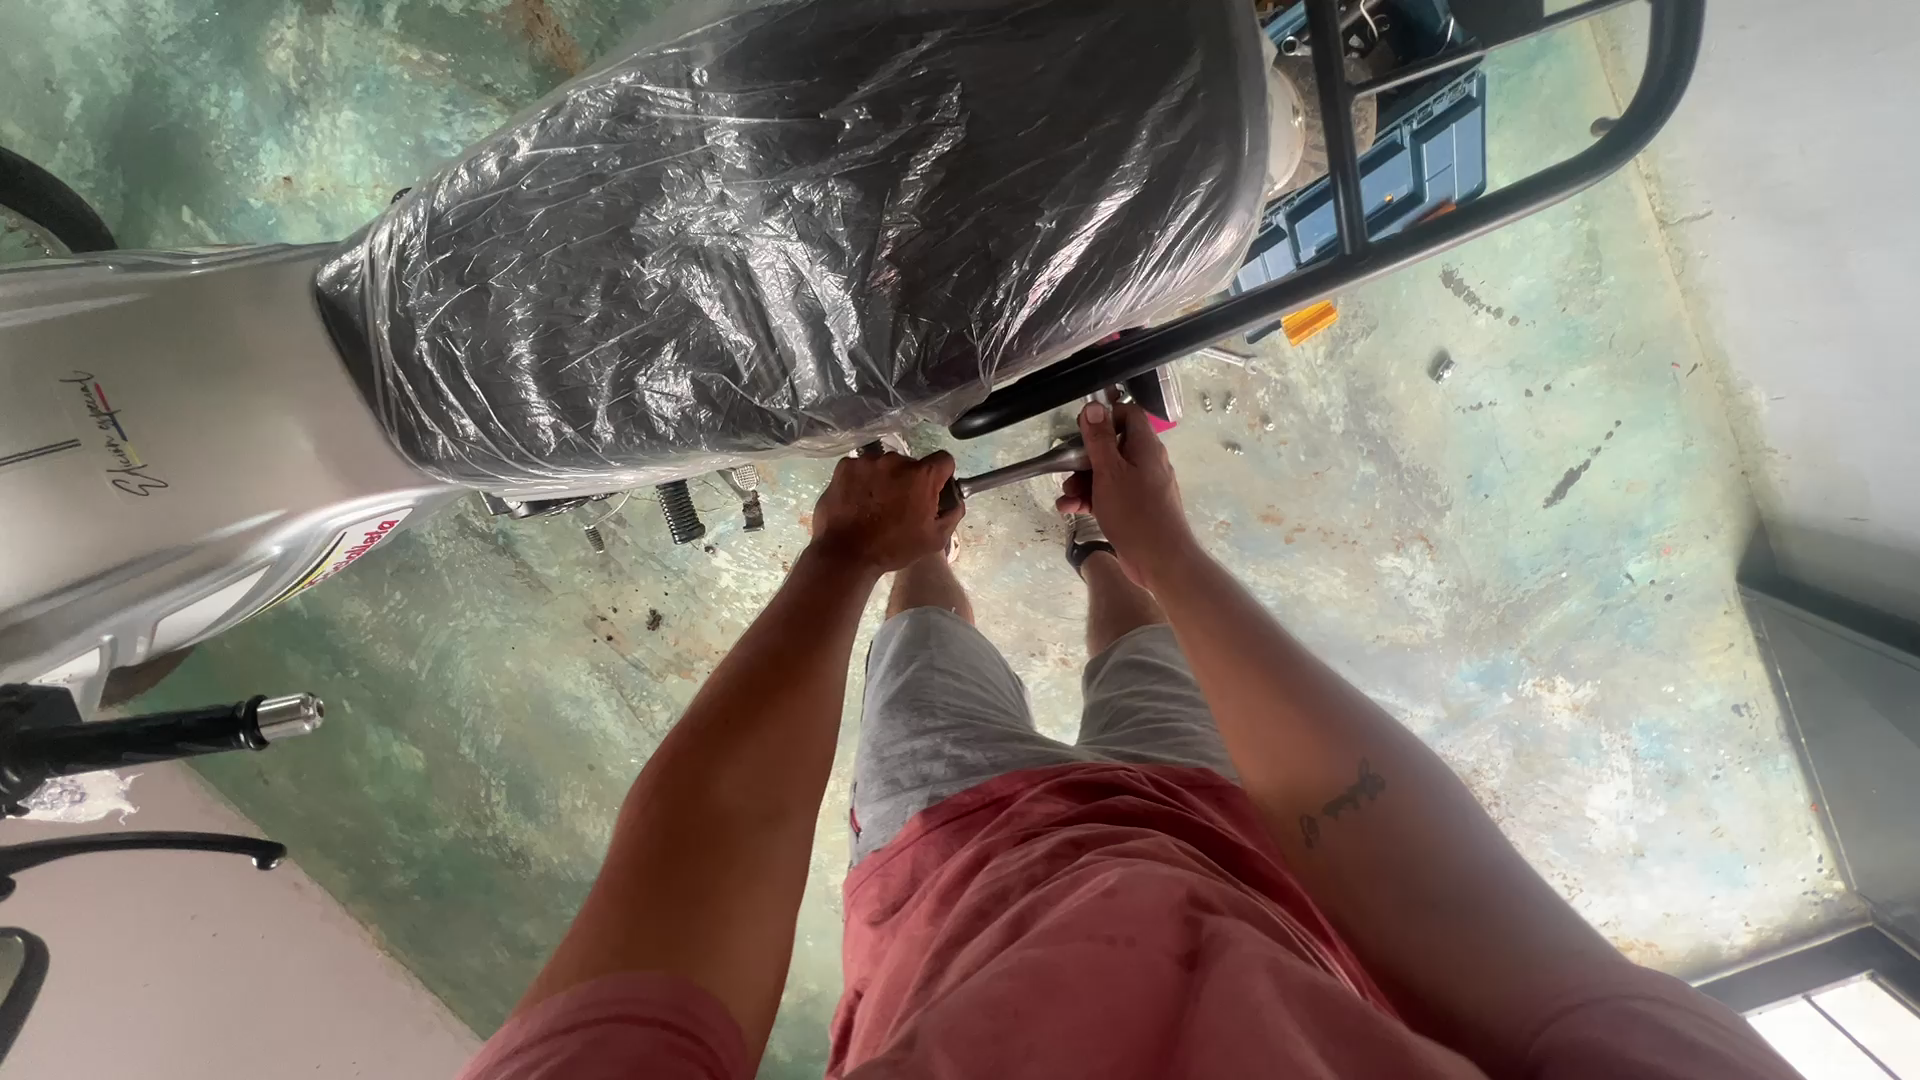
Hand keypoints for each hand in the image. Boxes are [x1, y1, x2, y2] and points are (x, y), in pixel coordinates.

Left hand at [810, 449, 961, 573]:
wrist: (846, 554)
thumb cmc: (893, 548)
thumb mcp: (935, 539)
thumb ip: (952, 514)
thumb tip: (955, 500)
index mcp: (922, 476)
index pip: (944, 460)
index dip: (942, 475)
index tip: (934, 490)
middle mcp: (896, 460)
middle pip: (911, 464)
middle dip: (910, 480)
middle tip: (900, 505)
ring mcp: (867, 461)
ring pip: (885, 465)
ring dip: (885, 479)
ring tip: (875, 504)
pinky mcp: (845, 466)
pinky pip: (861, 468)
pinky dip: (862, 480)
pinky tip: (858, 500)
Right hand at [1055, 401, 1198, 585]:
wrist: (1160, 559)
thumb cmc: (1135, 512)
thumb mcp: (1109, 472)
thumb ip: (1099, 439)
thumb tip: (1093, 406)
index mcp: (1145, 447)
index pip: (1128, 415)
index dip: (1104, 418)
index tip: (1082, 431)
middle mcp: (1146, 462)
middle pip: (1112, 447)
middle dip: (1084, 460)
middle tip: (1067, 472)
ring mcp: (1142, 487)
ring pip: (1107, 474)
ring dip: (1082, 483)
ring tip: (1065, 498)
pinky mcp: (1135, 508)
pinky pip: (1110, 496)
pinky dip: (1090, 500)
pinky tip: (1071, 510)